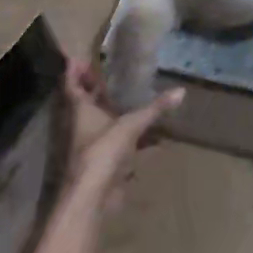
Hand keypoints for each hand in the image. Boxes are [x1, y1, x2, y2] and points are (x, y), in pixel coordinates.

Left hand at [62, 62, 182, 195]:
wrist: (93, 195)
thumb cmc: (102, 152)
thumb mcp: (130, 126)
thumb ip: (154, 109)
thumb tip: (180, 91)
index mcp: (81, 111)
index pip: (72, 85)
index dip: (74, 72)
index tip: (79, 58)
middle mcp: (83, 125)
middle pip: (86, 103)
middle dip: (96, 90)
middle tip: (112, 75)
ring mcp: (93, 145)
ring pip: (104, 124)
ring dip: (116, 114)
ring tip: (136, 100)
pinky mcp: (105, 162)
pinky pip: (120, 145)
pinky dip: (134, 140)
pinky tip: (154, 138)